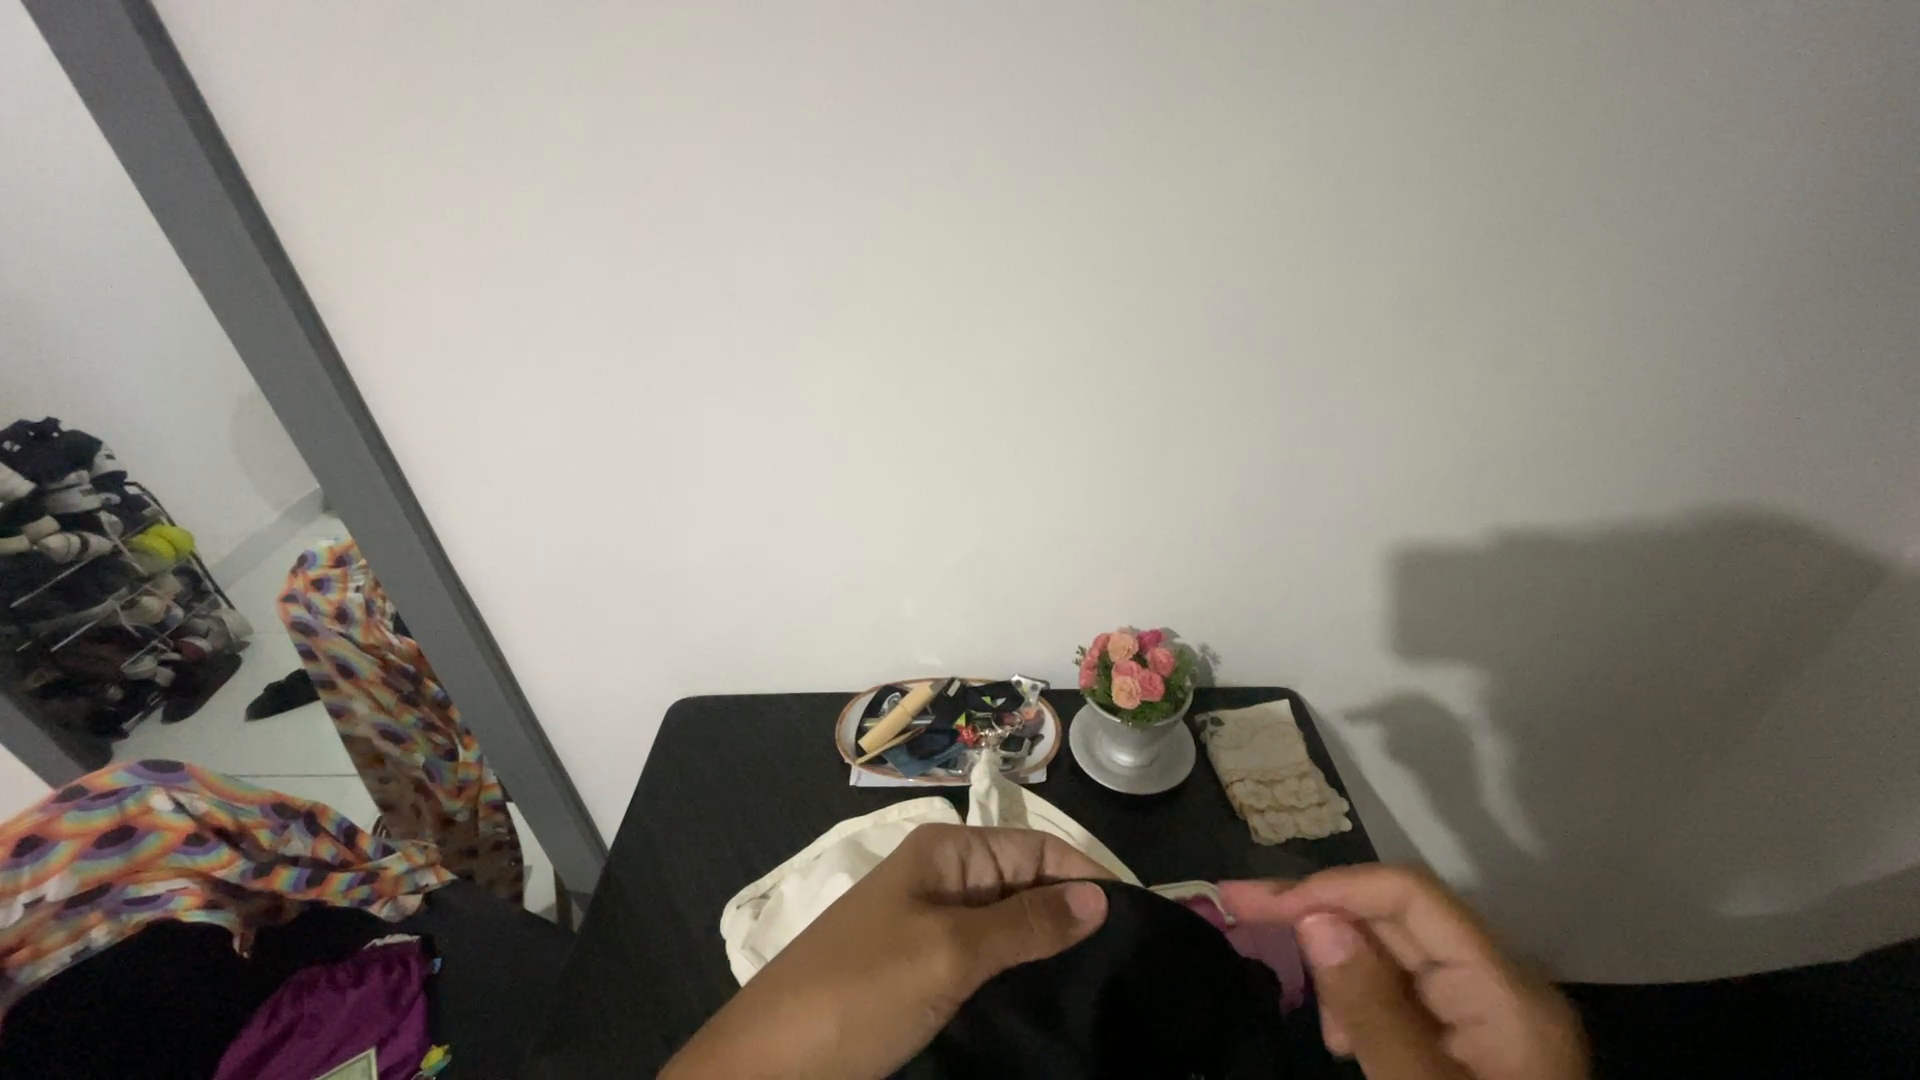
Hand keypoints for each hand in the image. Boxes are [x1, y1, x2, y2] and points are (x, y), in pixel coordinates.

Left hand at [661, 824, 1112, 1079]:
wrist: (768, 1066)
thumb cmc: (862, 990)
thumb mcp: (950, 952)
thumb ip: (1026, 924)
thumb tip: (1101, 897)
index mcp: (945, 852)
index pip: (1035, 847)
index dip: (1086, 874)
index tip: (1142, 919)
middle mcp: (941, 878)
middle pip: (1025, 882)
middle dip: (1073, 912)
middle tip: (1132, 962)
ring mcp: (928, 926)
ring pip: (1008, 925)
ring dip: (1050, 947)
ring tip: (1106, 983)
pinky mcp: (921, 972)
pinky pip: (984, 960)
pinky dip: (1019, 974)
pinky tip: (1052, 1000)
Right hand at [1247, 865, 1588, 1079]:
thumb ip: (1370, 1007)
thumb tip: (1313, 917)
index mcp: (1503, 991)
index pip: (1409, 896)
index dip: (1333, 889)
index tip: (1262, 908)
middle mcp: (1497, 987)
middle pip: (1394, 918)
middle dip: (1318, 912)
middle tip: (1236, 906)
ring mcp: (1484, 1017)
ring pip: (1390, 953)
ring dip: (1337, 966)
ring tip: (1321, 1026)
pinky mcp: (1467, 1045)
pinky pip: (1399, 994)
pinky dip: (1357, 1001)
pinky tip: (1342, 1041)